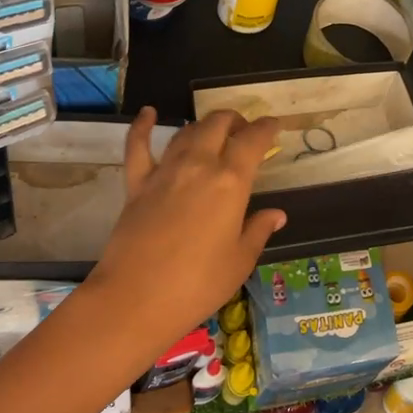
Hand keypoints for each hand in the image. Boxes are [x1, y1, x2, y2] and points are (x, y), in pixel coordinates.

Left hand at [86, 107, 287, 344]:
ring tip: (213, 133)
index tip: (273, 126)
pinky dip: (142, 126)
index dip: (266, 128)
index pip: (253, 140)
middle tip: (243, 133)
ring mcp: (165, 171)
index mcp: (231, 181)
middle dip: (235, 121)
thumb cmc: (197, 285)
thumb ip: (258, 231)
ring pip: (186, 131)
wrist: (135, 300)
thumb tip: (277, 214)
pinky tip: (148, 113)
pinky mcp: (137, 184)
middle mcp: (199, 165)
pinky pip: (138, 146)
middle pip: (218, 124)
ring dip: (203, 126)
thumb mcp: (239, 262)